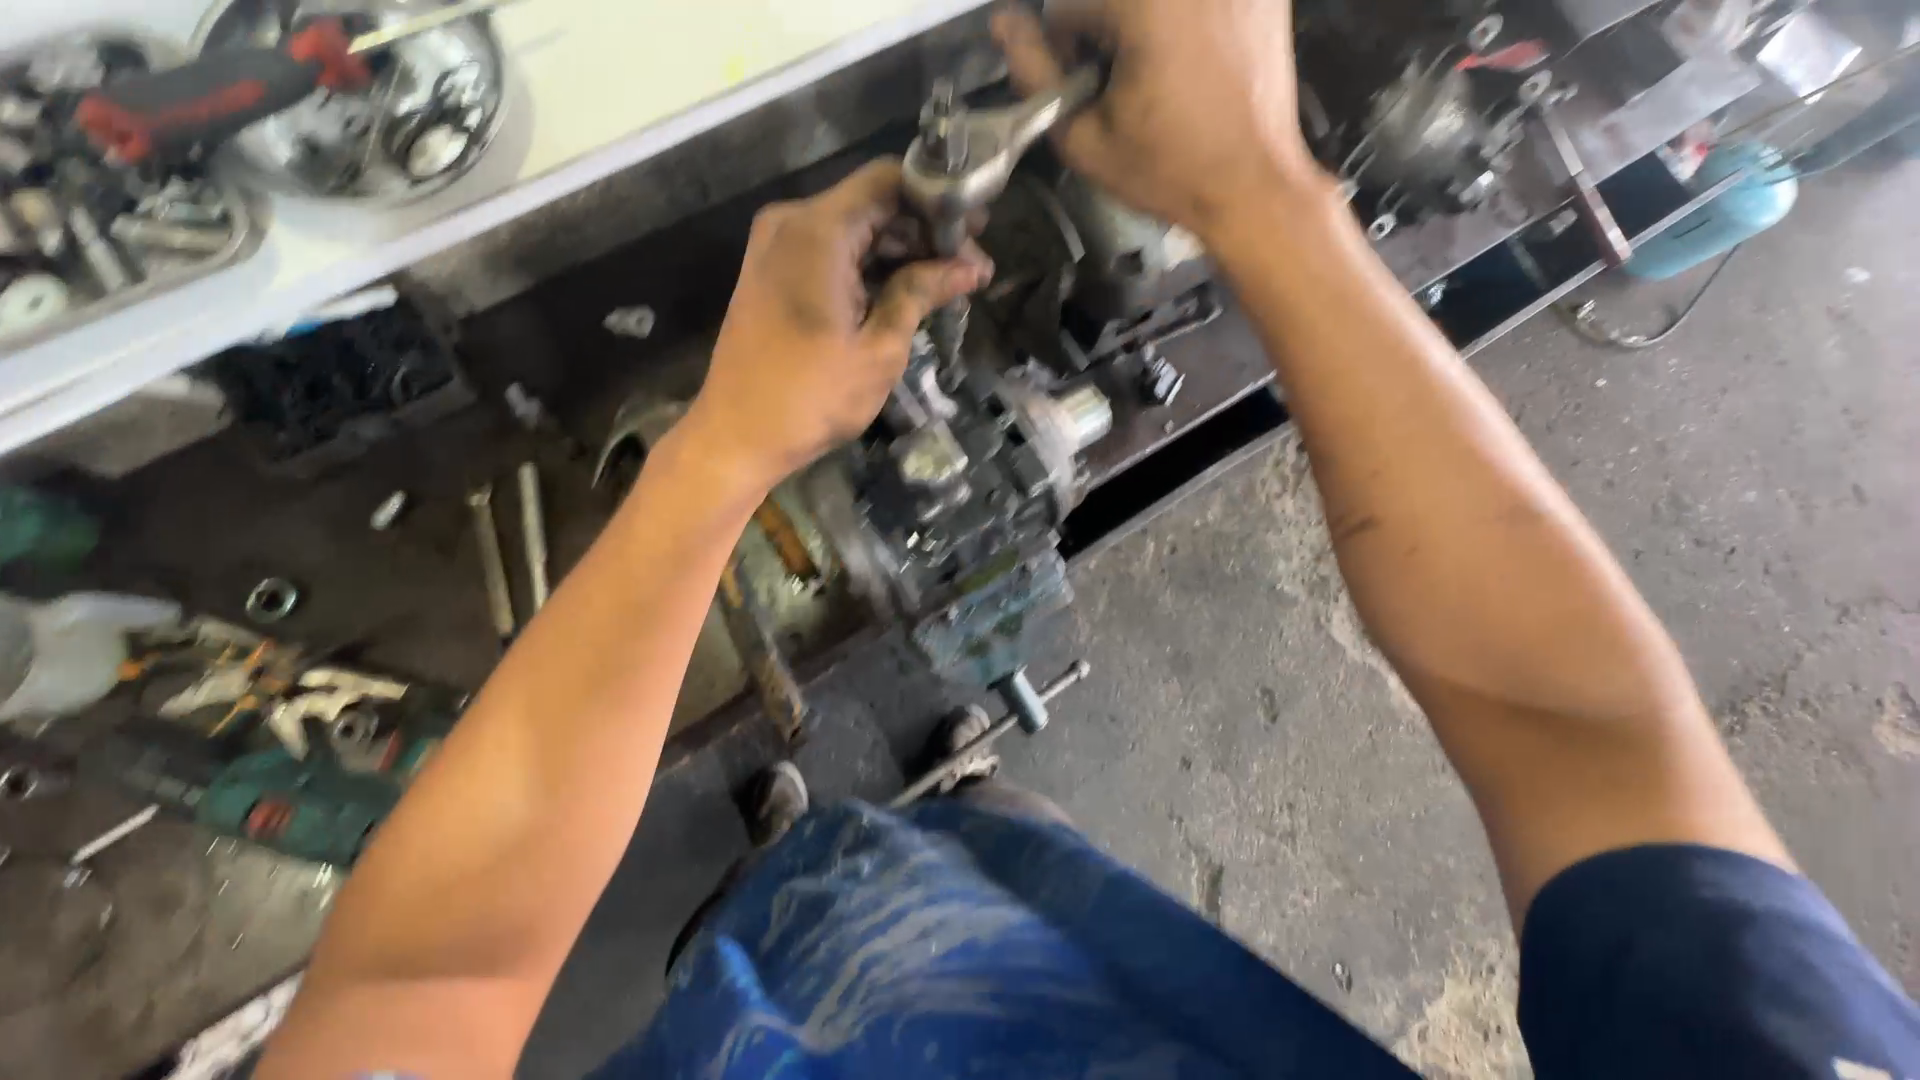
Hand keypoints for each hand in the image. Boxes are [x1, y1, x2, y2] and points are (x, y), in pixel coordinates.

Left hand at [683, 161, 992, 490]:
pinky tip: (905, 295)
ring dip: (899, 254)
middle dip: (924, 233)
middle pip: (873, 205)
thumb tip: (970, 265)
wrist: (737, 437)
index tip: (976, 232)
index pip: (890, 180)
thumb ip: (921, 292)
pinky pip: (830, 253)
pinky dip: (868, 269)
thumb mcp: (879, 348)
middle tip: (972, 270)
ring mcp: (776, 247)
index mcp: (818, 230)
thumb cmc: (812, 397)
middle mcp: (792, 223)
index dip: (937, 200)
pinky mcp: (773, 273)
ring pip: (853, 231)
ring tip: (949, 288)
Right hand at [993, 0, 1329, 241]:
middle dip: (1104, 30)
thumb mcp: (1083, 138)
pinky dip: (1185, 21)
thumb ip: (1034, 74)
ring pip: (1153, 1)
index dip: (1064, 51)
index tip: (1088, 89)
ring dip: (1141, 26)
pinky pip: (1196, 1)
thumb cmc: (1166, 173)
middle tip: (1123, 82)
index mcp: (1144, 5)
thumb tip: (1002, 20)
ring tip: (1159, 72)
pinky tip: (1195, 62)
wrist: (1253, 188)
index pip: (1067, 5)